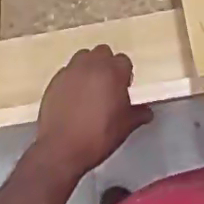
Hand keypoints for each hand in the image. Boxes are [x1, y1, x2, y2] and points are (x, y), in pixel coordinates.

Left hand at [34, 46, 150, 177]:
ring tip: (88, 87)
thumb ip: (138, 115)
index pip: (124, 61)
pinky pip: (67, 72)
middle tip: (106, 86)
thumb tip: (148, 112)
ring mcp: (72, 70)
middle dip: (106, 64)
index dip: (124, 75)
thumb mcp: (125, 127)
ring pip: (83, 57)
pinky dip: (72, 79)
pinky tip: (71, 97)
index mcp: (114, 71)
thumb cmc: (98, 136)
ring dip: (88, 67)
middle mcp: (93, 64)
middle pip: (103, 52)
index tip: (122, 89)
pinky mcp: (55, 80)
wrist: (60, 150)